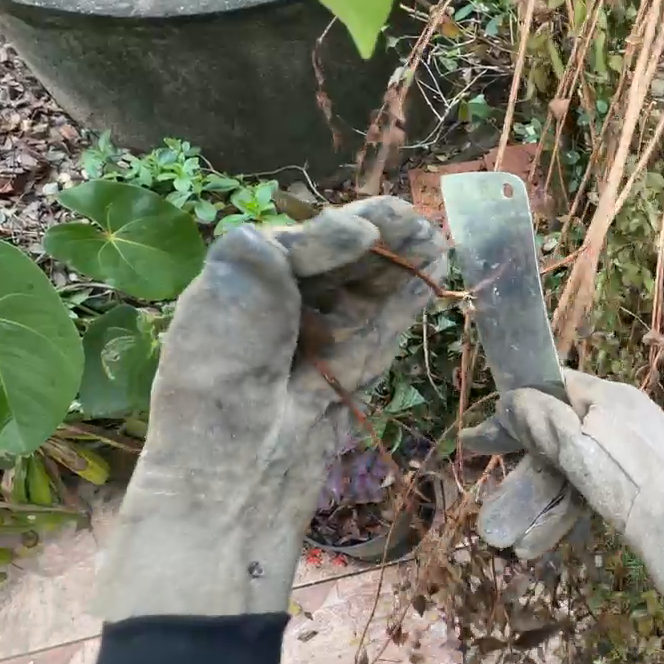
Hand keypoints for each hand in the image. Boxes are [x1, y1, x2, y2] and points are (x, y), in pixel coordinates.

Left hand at [95, 198, 446, 619]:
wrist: (244, 449)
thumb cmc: (227, 354)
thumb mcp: (247, 271)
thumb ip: (306, 242)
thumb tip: (363, 227)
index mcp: (251, 280)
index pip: (310, 241)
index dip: (349, 224)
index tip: (386, 214)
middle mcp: (293, 305)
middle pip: (349, 261)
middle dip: (385, 239)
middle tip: (419, 221)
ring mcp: (334, 334)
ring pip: (378, 286)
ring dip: (407, 260)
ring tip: (434, 235)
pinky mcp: (367, 361)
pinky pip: (394, 317)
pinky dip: (415, 291)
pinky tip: (436, 263)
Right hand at [466, 370, 663, 646]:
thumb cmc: (644, 491)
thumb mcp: (588, 454)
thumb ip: (551, 426)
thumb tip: (515, 401)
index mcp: (612, 400)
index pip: (555, 387)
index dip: (517, 407)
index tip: (486, 437)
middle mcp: (624, 419)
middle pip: (562, 428)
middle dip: (524, 458)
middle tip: (489, 479)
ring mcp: (636, 452)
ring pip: (576, 464)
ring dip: (541, 495)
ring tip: (508, 534)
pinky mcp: (646, 484)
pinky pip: (596, 487)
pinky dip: (569, 508)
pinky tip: (544, 539)